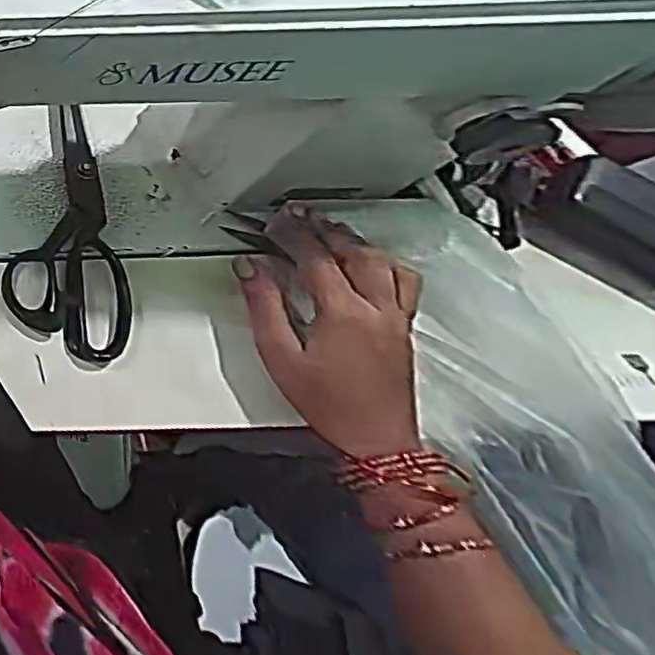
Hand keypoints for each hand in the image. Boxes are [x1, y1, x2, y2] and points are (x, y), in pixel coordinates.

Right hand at [235, 206, 424, 457]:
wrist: (375, 439)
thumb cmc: (325, 401)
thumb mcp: (278, 353)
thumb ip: (263, 305)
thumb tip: (250, 268)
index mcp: (345, 314)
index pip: (317, 259)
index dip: (293, 235)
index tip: (274, 222)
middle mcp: (378, 311)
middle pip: (357, 253)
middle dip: (326, 229)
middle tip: (301, 215)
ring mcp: (397, 320)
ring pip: (386, 264)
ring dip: (356, 242)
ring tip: (332, 231)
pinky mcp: (404, 330)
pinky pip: (403, 282)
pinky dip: (382, 262)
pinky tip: (367, 263)